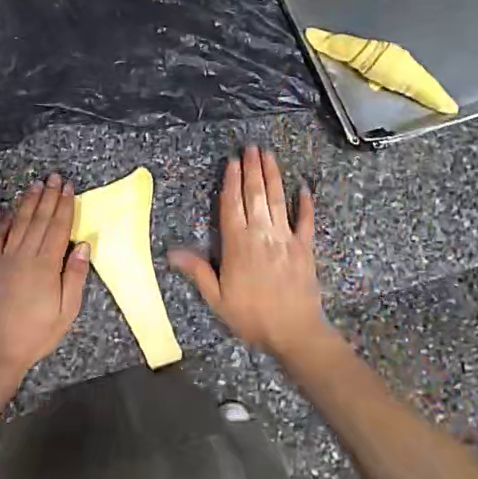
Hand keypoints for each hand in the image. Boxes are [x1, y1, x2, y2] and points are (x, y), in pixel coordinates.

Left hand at [0, 174, 90, 377]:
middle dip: (48, 197)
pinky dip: (2, 222)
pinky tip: (7, 211)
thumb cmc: (38, 333)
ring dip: (28, 203)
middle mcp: (24, 256)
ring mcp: (4, 260)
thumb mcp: (67, 310)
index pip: (58, 228)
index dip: (65, 206)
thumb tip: (83, 245)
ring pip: (18, 223)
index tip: (69, 188)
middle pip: (39, 220)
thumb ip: (74, 275)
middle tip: (54, 177)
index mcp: (46, 266)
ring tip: (35, 185)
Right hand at [169, 146, 335, 359]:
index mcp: (238, 244)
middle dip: (253, 169)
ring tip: (269, 155)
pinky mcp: (305, 248)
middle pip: (256, 195)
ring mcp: (286, 239)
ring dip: (273, 176)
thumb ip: (198, 271)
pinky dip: (305, 204)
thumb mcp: (217, 298)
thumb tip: (172, 252)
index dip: (231, 181)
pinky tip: (304, 188)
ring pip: (278, 200)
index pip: (232, 205)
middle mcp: (262, 234)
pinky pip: (306, 221)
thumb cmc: (252, 316)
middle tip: (251, 147)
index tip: (232, 161)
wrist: (295, 331)